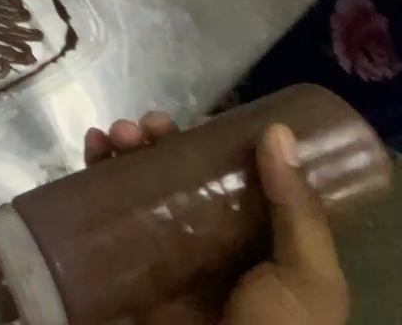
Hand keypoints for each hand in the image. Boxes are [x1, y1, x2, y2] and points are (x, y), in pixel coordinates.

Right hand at [82, 115, 349, 324]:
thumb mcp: (309, 280)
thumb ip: (297, 211)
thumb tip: (279, 130)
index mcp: (253, 243)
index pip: (231, 178)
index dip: (212, 144)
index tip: (200, 121)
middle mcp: (205, 240)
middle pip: (177, 174)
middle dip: (160, 140)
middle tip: (149, 125)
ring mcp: (161, 250)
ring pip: (137, 184)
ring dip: (125, 148)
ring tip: (118, 133)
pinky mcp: (123, 262)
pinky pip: (103, 210)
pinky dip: (94, 170)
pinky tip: (92, 146)